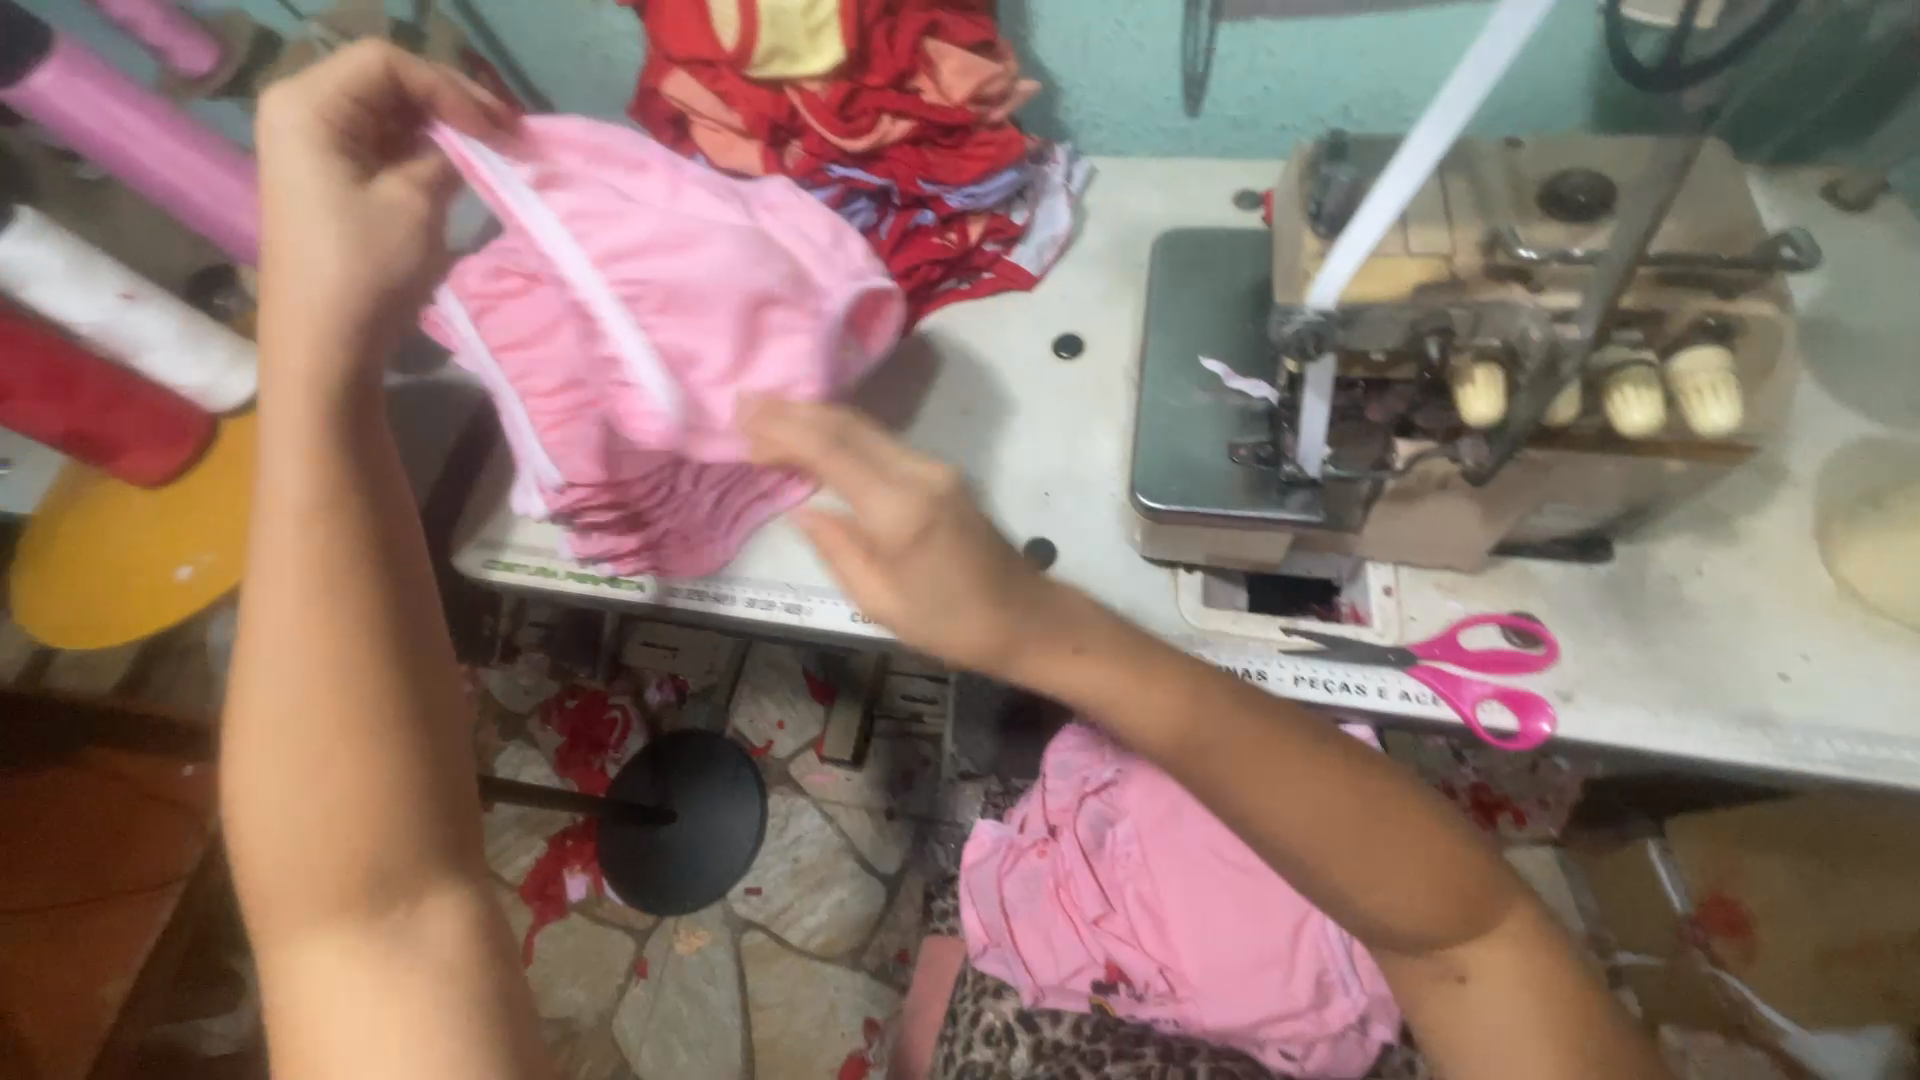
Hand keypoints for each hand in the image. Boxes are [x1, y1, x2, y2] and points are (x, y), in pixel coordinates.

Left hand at [254, 41, 514, 385]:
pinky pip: (391, 144)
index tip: (499, 131)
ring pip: (395, 113)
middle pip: (390, 81)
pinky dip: (432, 150)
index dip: (450, 88)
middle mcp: (307, 111)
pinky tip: (469, 166)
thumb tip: (474, 145)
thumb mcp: (414, 202)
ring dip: (449, 127)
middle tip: (512, 133)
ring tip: (500, 149)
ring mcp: (322, 145)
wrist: (328, 335)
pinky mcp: (340, 176)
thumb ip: (445, 158)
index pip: (388, 63)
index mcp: (309, 105)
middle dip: (455, 103)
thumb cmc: (365, 265)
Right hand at [741, 397, 1065, 677]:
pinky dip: (843, 435)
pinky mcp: (943, 475)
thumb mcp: (880, 602)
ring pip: (866, 429)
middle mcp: (920, 475)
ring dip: (817, 418)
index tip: (742, 421)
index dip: (784, 432)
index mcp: (900, 511)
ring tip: (769, 414)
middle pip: (848, 427)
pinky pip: (883, 443)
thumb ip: (836, 549)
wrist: (1025, 616)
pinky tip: (817, 437)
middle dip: (794, 412)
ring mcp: (936, 470)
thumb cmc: (952, 624)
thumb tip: (800, 510)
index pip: (831, 452)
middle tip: (745, 404)